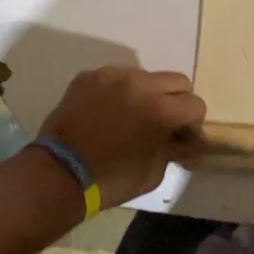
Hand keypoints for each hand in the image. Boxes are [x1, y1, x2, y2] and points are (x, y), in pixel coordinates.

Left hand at [38, 66, 205, 207]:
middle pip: (177, 81)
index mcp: (160, 108)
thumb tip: (186, 143)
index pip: (195, 104)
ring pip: (145, 76)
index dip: (193, 124)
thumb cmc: (111, 179)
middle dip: (176, 102)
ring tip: (132, 116)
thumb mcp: (154, 172)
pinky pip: (115, 77)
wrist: (59, 173)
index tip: (183, 138)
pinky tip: (108, 113)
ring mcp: (112, 75)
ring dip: (147, 93)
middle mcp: (140, 83)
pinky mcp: (89, 76)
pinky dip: (119, 92)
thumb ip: (174, 149)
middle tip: (164, 123)